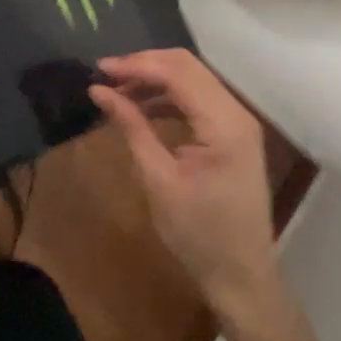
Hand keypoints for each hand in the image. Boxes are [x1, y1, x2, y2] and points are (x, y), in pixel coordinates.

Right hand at [91, 49, 275, 309]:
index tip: (99, 70)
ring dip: (155, 78)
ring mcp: (238, 121)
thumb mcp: (158, 179)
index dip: (137, 65)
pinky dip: (168, 96)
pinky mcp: (232, 133)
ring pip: (192, 78)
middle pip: (187, 67)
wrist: (241, 275)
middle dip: (145, 65)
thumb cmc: (198, 233)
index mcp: (224, 123)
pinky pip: (198, 98)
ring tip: (117, 91)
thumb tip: (100, 91)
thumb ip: (132, 127)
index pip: (178, 73)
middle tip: (106, 76)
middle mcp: (236, 112)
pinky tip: (141, 107)